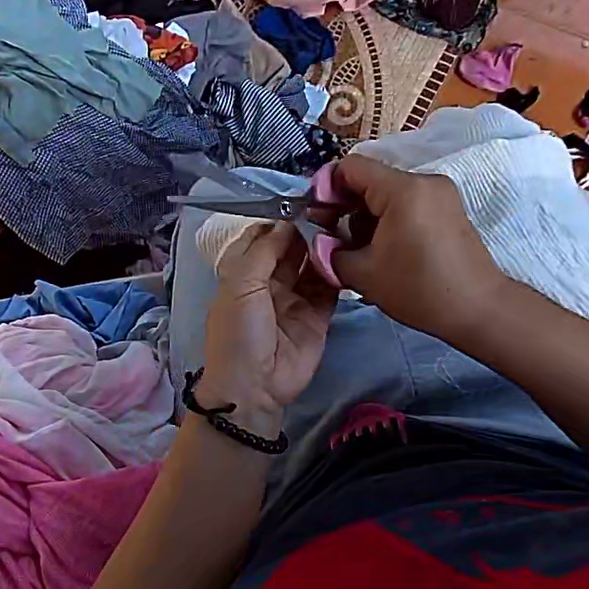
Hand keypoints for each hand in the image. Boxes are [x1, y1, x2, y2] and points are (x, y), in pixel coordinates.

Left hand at [197, 222, 337, 435]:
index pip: (262, 238)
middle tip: (331, 210)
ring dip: (324, 249)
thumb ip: (264, 251)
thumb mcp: (240, 285)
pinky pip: (330, 289)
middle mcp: (269, 283)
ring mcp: (295, 300)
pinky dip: (338, 273)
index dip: (278, 220)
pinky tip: (350, 253)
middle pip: (290, 249)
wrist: (254, 387)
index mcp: (243, 274)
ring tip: (343, 227)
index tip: (302, 201)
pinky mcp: (318, 316)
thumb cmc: (239, 333)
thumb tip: (287, 223)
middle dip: (306, 231)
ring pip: (312, 266)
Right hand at [328, 155, 512, 340]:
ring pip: (388, 194)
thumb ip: (330, 252)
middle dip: (346, 207)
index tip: (318, 218)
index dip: (327, 188)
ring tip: (361, 252)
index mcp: (403, 189)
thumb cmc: (418, 289)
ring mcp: (441, 193)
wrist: (477, 308)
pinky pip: (408, 204)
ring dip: (367, 217)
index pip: (351, 167)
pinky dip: (389, 221)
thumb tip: (319, 242)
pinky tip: (384, 251)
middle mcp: (424, 180)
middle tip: (333, 239)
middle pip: (370, 180)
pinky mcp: (449, 208)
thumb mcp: (362, 274)